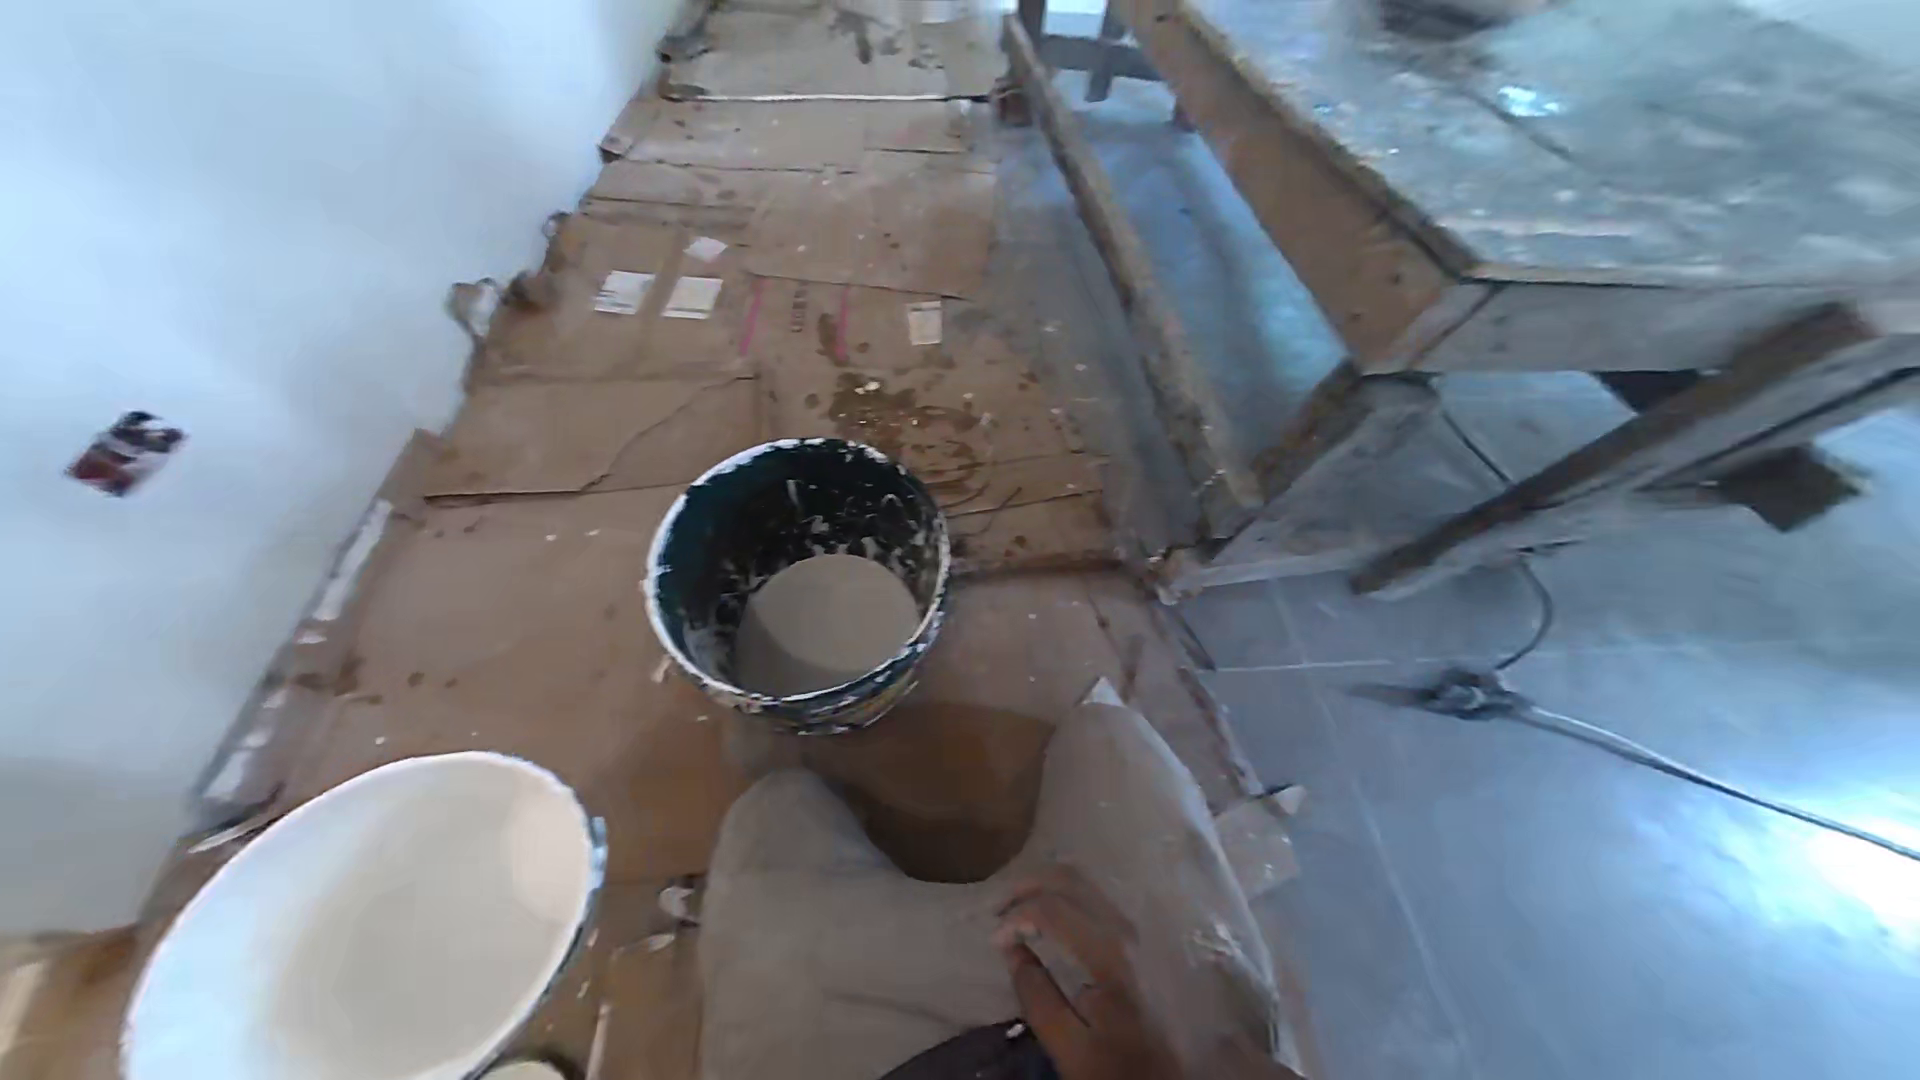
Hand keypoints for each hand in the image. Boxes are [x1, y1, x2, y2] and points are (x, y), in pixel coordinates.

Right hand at [995, 866, 1182, 1079]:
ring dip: (1043, 886)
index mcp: (1109, 952)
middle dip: (1025, 887)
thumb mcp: (1071, 1050)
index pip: (1050, 908)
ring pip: (1081, 880)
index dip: (1014, 917)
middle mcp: (1124, 925)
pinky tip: (1046, 911)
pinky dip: (1061, 892)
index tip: (994, 941)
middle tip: (998, 910)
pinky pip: (1092, 893)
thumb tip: (1010, 948)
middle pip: (1067, 878)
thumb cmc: (1122, 1068)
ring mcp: (1133, 924)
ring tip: (1017, 908)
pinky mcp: (1135, 931)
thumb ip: (1036, 996)